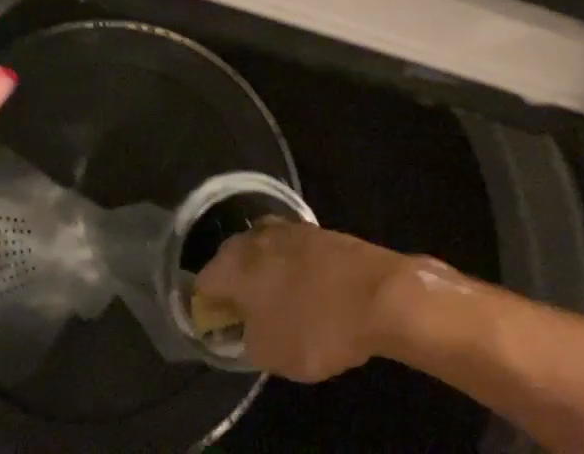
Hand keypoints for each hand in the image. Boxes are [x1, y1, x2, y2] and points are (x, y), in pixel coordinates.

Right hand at [195, 221, 416, 382]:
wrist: (382, 295)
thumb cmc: (316, 327)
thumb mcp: (268, 354)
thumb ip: (245, 340)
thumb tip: (244, 328)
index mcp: (232, 263)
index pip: (202, 284)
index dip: (207, 310)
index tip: (220, 331)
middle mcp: (255, 236)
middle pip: (231, 261)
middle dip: (236, 287)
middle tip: (249, 319)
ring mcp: (290, 229)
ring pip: (265, 253)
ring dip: (266, 276)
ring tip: (281, 306)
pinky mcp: (321, 232)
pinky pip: (294, 253)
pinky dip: (295, 271)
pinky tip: (309, 293)